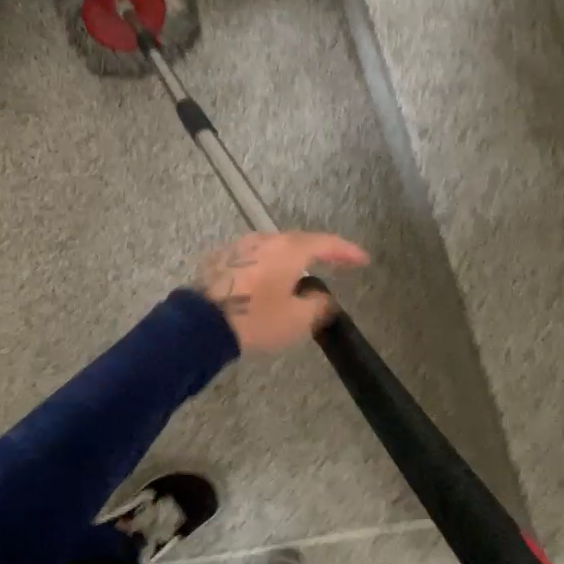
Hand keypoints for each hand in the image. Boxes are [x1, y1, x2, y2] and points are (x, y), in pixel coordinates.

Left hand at [193, 231, 369, 353]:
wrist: (201, 323)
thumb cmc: (256, 320)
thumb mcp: (298, 320)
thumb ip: (318, 304)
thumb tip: (321, 295)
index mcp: (287, 249)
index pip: (325, 243)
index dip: (346, 251)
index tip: (362, 258)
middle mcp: (263, 240)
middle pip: (297, 242)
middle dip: (316, 253)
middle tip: (333, 264)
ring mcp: (239, 247)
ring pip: (272, 249)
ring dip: (289, 261)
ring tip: (301, 276)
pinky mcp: (221, 259)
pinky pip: (253, 258)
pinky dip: (267, 267)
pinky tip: (269, 282)